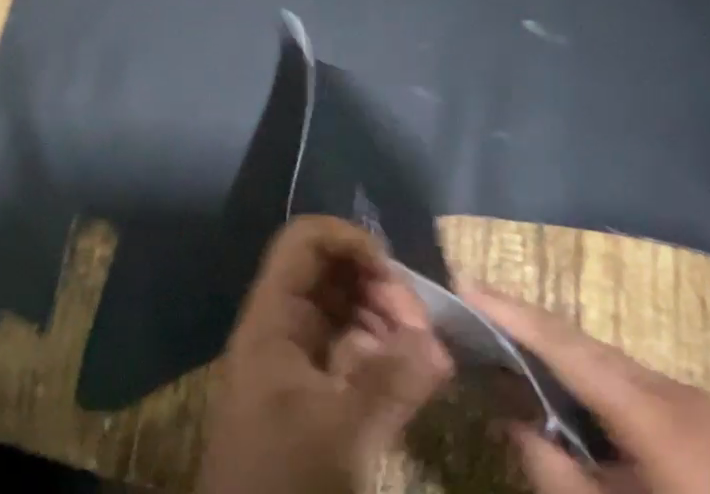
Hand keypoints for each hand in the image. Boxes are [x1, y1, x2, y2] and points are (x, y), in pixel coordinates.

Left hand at [196, 216, 453, 493]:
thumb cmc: (282, 476)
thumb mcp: (340, 433)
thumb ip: (390, 383)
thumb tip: (438, 343)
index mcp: (271, 319)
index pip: (302, 243)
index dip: (346, 239)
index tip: (393, 272)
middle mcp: (282, 327)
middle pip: (329, 274)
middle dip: (378, 286)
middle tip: (420, 326)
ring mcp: (297, 358)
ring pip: (344, 311)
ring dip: (384, 318)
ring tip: (421, 350)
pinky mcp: (315, 390)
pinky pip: (350, 350)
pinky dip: (381, 351)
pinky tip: (411, 371)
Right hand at [464, 287, 709, 493]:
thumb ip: (554, 472)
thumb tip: (516, 424)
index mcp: (655, 417)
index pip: (569, 348)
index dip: (514, 314)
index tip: (465, 285)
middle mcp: (677, 395)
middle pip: (589, 347)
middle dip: (529, 323)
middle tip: (473, 304)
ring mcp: (701, 409)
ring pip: (612, 363)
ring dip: (559, 348)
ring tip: (506, 335)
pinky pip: (635, 385)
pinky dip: (591, 375)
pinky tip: (564, 380)